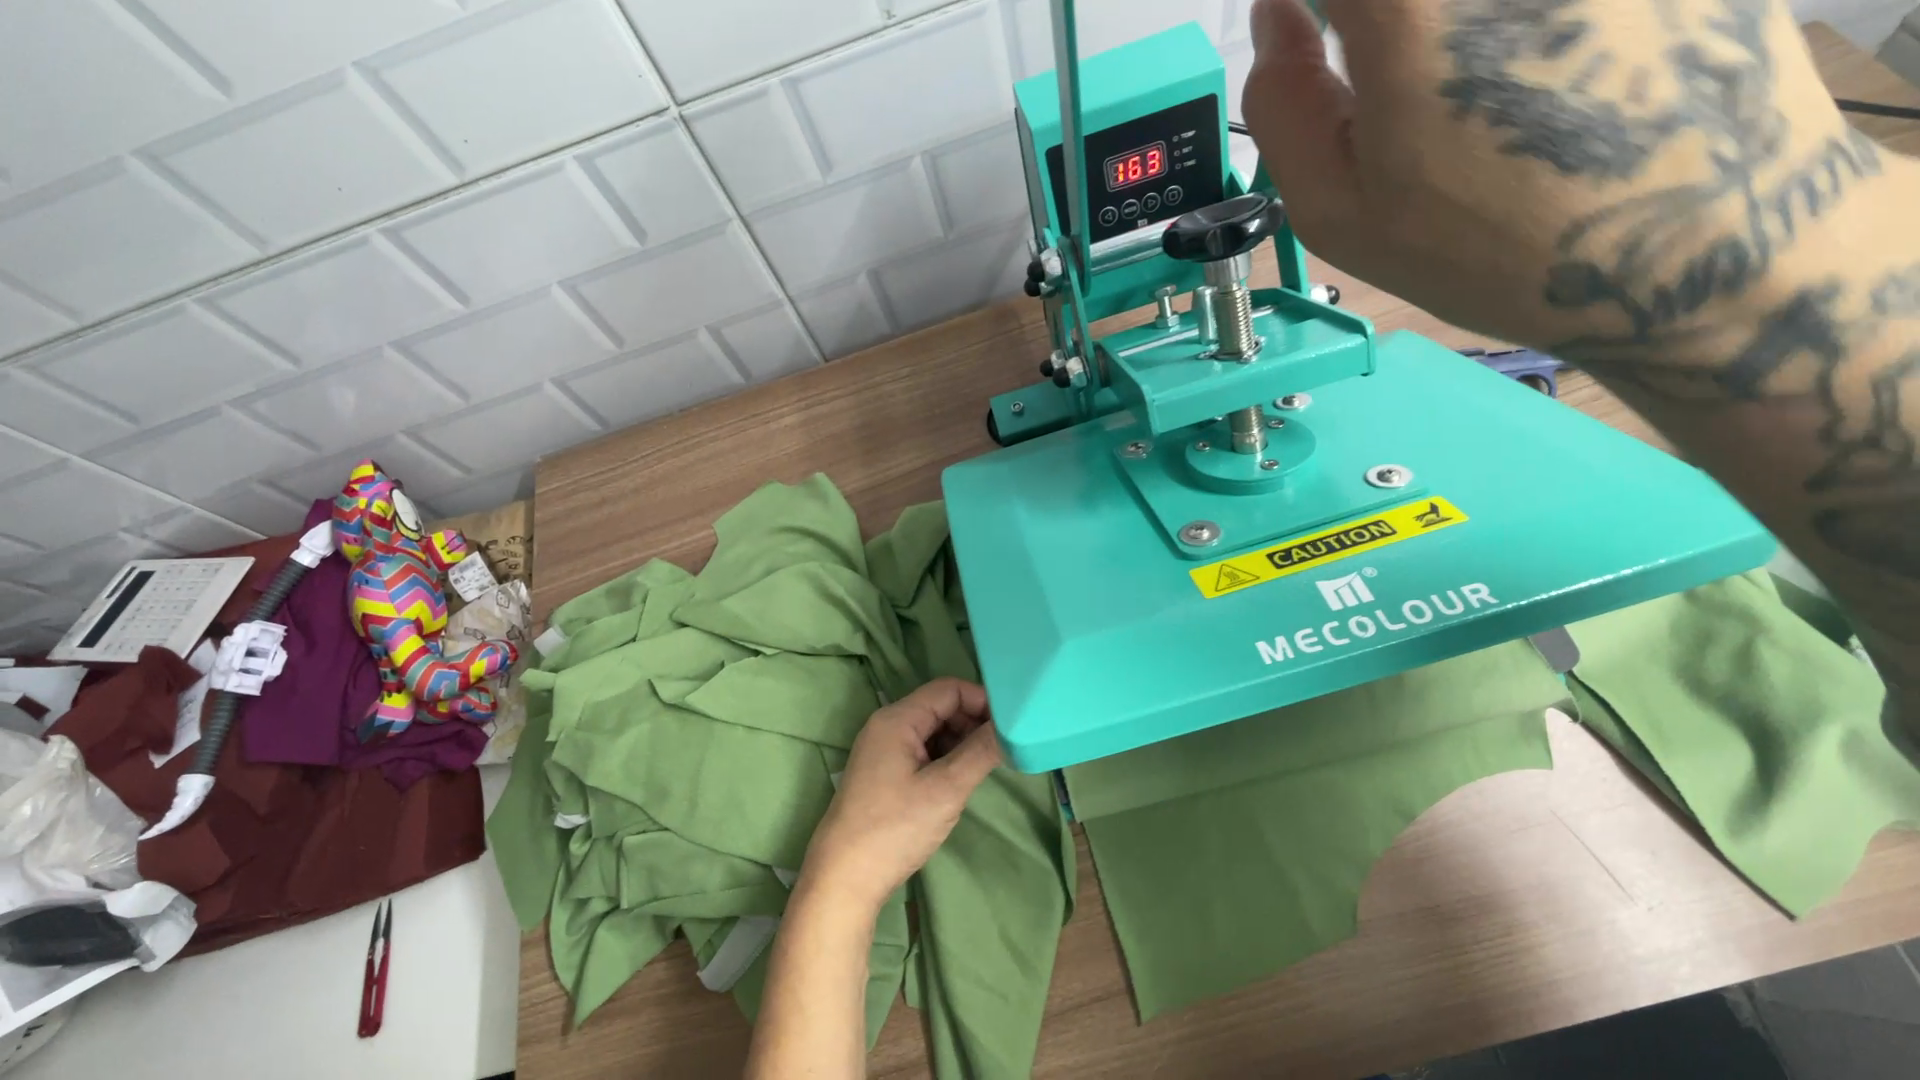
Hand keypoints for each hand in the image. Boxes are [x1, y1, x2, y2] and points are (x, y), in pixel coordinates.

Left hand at [798, 678, 1001, 913]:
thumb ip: (980, 752)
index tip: (1011, 725)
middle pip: (941, 707)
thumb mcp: (945, 789)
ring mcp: (885, 750)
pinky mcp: (886, 773)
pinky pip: (923, 751)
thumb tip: (1013, 725)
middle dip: (973, 722)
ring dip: (961, 743)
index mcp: (898, 719)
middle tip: (1003, 749)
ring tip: (986, 767)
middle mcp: (888, 726)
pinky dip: (946, 759)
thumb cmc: (895, 828)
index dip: (982, 701)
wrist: (845, 877)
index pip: (949, 689)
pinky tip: (961, 781)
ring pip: (934, 731)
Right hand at [1244, 0, 1888, 368]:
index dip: (1297, 4)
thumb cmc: (1498, 248)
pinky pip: (1531, 2)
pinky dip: (1511, 27)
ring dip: (1437, 25)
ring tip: (1463, 91)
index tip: (1297, 28)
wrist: (1702, 245)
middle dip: (1369, 19)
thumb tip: (1279, 23)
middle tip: (1368, 56)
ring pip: (1453, 0)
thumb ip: (1284, 109)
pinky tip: (1531, 69)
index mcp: (1410, 7)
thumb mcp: (1344, 217)